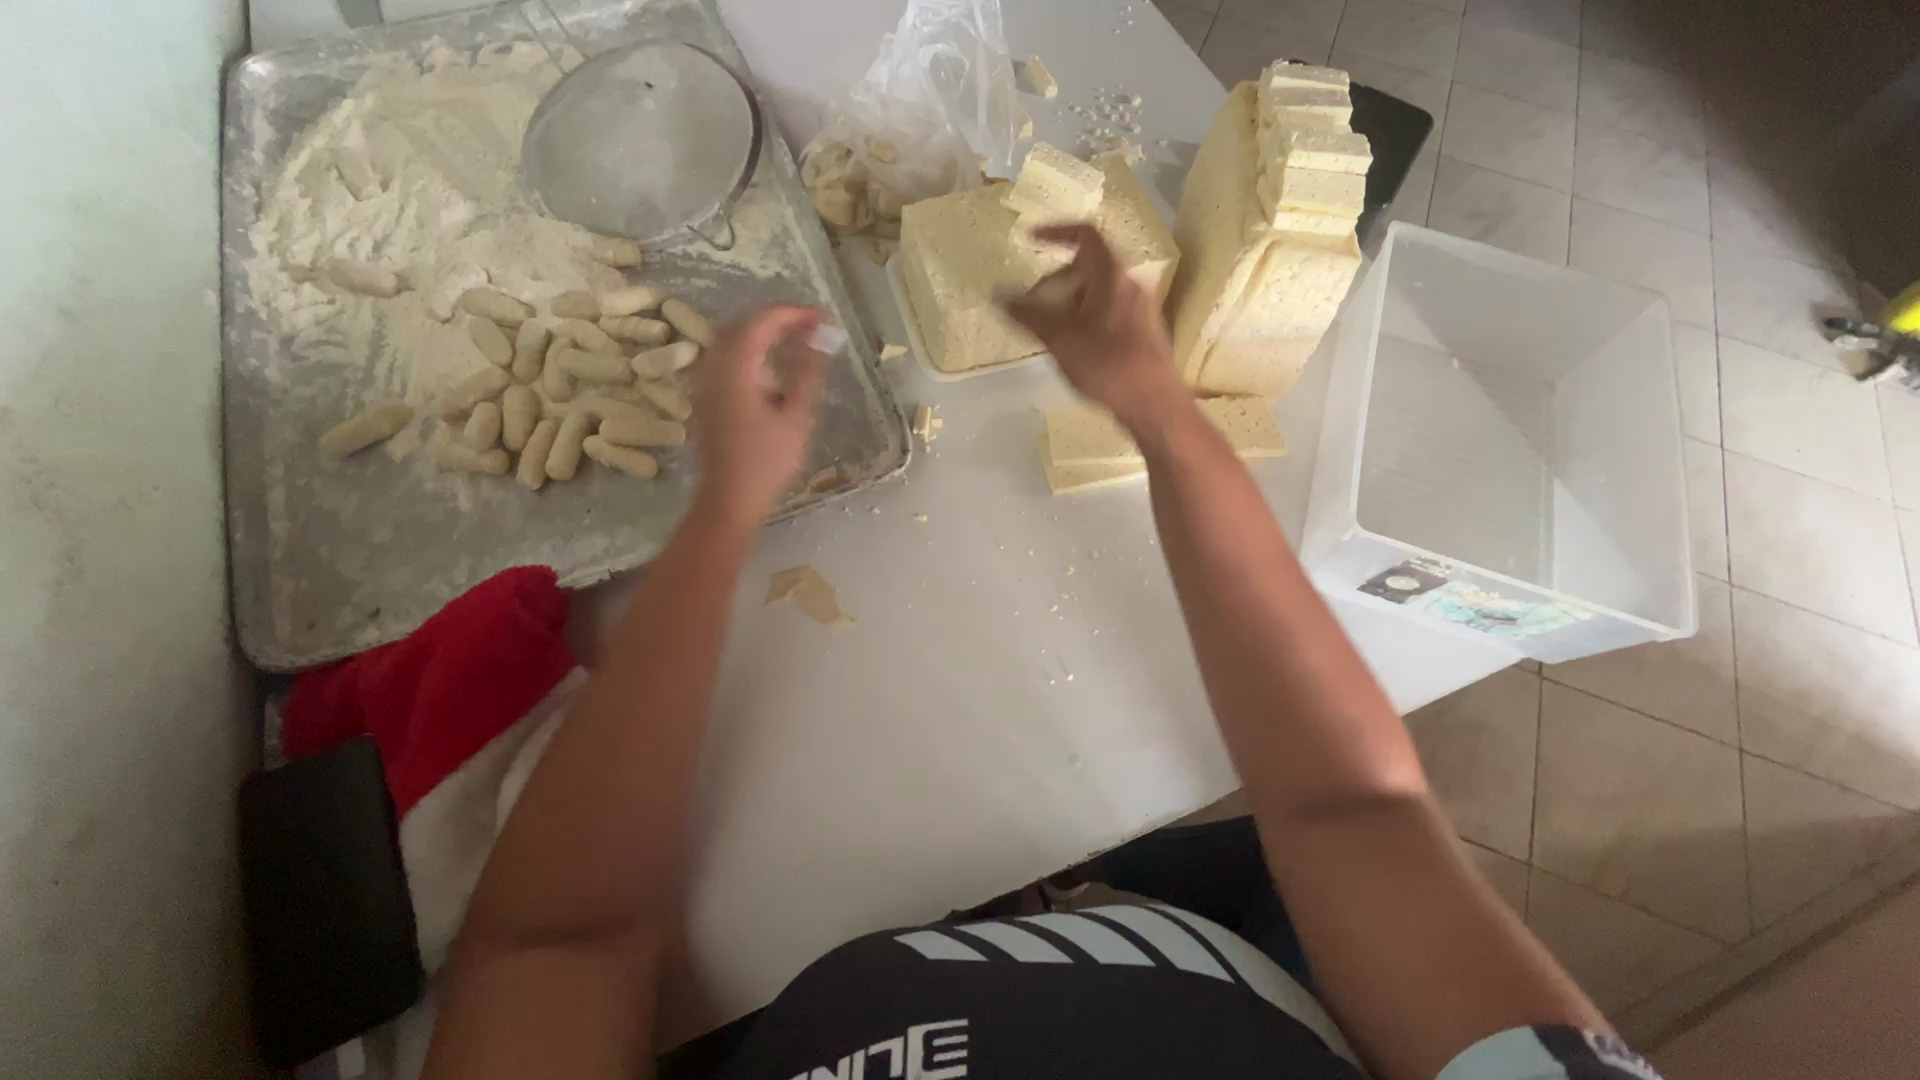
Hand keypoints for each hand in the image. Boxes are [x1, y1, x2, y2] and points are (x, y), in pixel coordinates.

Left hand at [691, 305, 828, 524]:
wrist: (730, 499)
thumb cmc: (767, 462)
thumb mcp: (797, 415)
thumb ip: (809, 370)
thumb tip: (822, 335)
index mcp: (736, 367)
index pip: (763, 321)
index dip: (795, 313)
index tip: (824, 318)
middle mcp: (713, 367)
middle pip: (743, 326)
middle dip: (778, 320)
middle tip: (812, 329)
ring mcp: (705, 383)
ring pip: (732, 342)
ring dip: (764, 337)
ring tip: (797, 345)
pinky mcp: (706, 399)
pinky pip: (726, 361)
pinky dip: (751, 355)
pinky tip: (773, 372)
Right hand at [1002, 224, 1189, 433]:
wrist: (1154, 404)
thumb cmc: (1107, 366)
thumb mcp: (1060, 340)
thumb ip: (1028, 315)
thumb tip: (1000, 295)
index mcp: (1112, 275)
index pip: (1084, 235)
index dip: (1055, 232)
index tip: (1031, 241)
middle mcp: (1131, 283)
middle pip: (1090, 266)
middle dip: (1057, 279)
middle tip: (1036, 301)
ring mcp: (1141, 308)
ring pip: (1100, 291)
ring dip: (1071, 302)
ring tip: (1052, 329)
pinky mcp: (1144, 331)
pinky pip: (1110, 311)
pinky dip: (1087, 317)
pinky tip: (1076, 347)